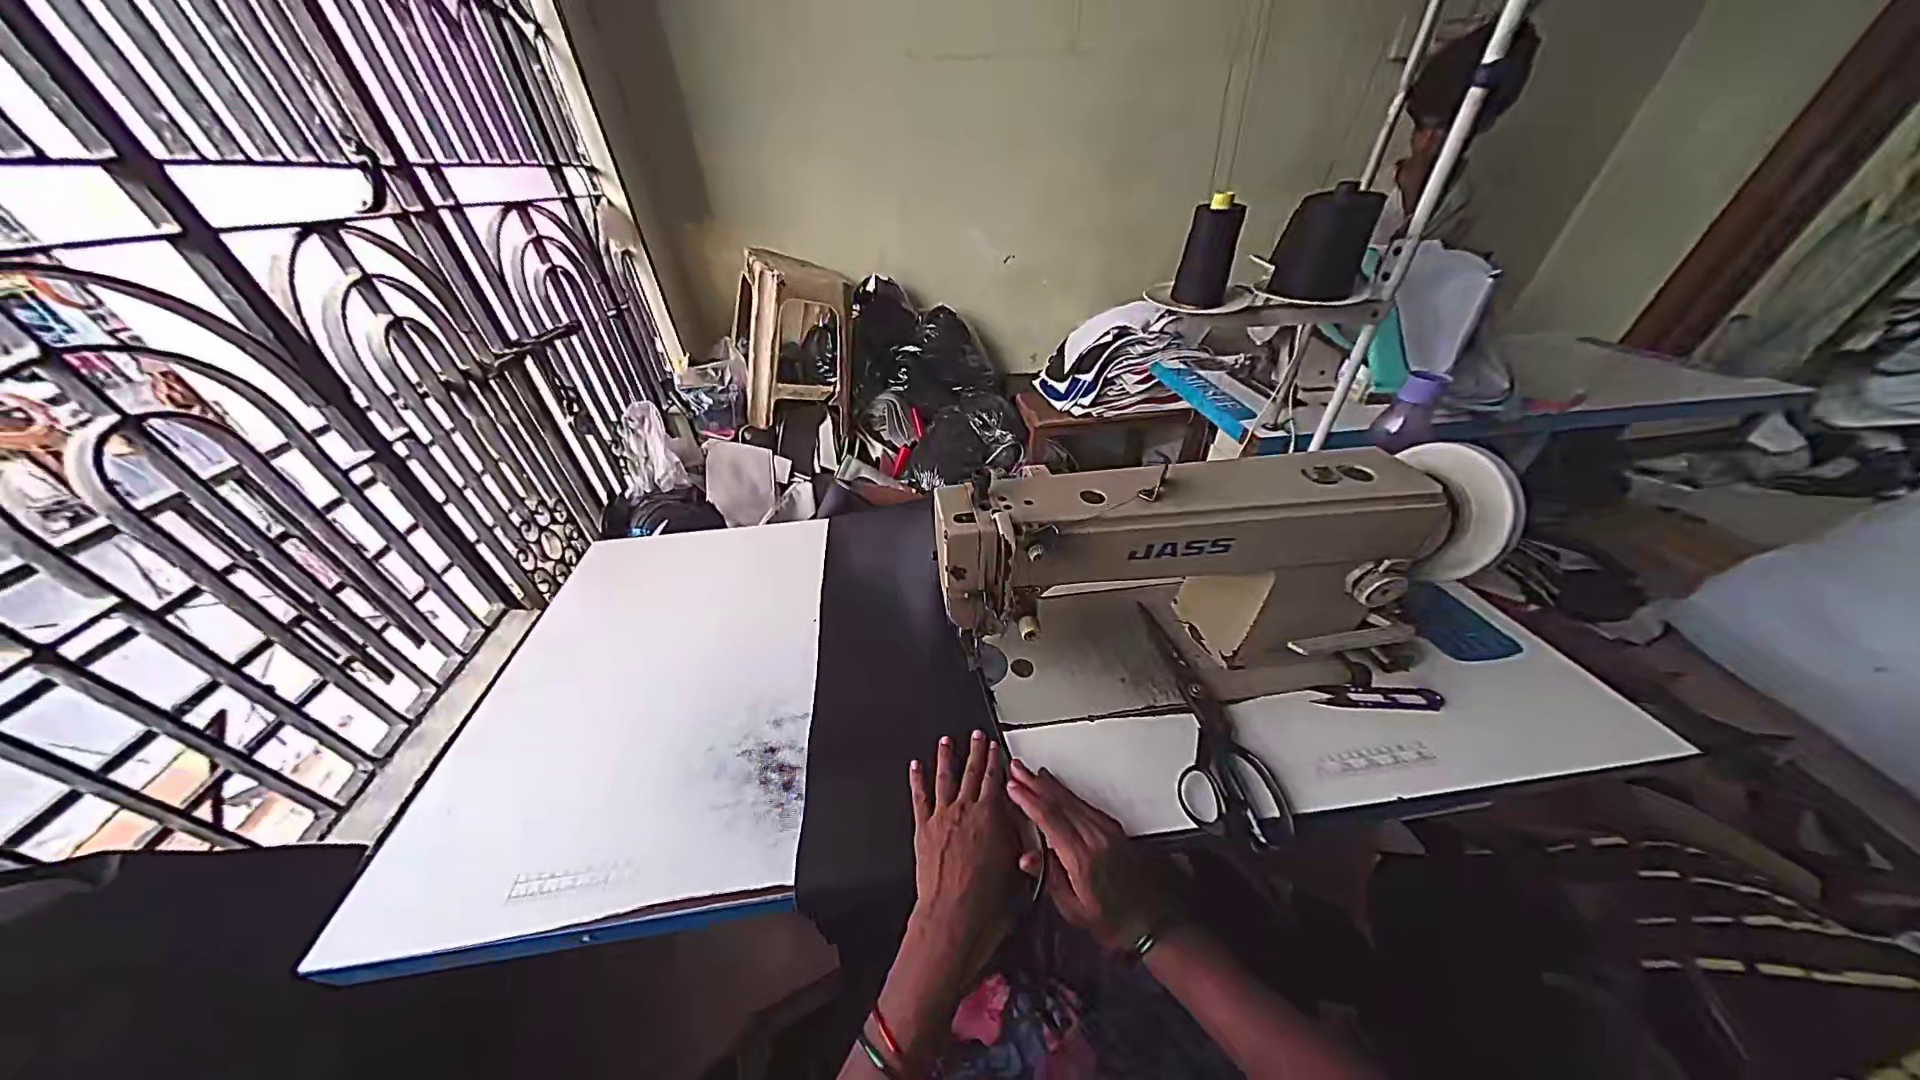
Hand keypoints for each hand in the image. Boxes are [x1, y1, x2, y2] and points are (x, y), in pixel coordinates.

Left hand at [906, 730, 1023, 975]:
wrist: (953, 917)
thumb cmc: (985, 900)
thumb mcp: (1015, 866)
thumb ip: (1014, 838)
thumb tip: (1015, 823)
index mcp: (990, 816)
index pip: (994, 779)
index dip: (994, 760)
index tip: (994, 746)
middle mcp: (965, 810)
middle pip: (971, 772)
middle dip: (974, 751)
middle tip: (975, 735)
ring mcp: (941, 817)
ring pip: (944, 778)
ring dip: (946, 757)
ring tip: (946, 741)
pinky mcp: (923, 829)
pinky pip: (919, 797)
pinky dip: (917, 780)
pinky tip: (916, 767)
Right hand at [1005, 759, 1176, 949]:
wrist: (1149, 921)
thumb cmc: (1113, 920)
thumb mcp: (1073, 909)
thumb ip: (1050, 879)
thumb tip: (1027, 858)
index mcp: (1083, 858)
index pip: (1050, 819)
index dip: (1029, 800)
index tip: (1013, 788)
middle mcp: (1096, 838)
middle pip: (1060, 802)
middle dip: (1034, 783)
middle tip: (1016, 769)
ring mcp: (1106, 830)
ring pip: (1072, 799)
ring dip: (1048, 784)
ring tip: (1030, 773)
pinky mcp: (1113, 828)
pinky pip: (1084, 803)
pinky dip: (1065, 792)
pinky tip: (1055, 787)